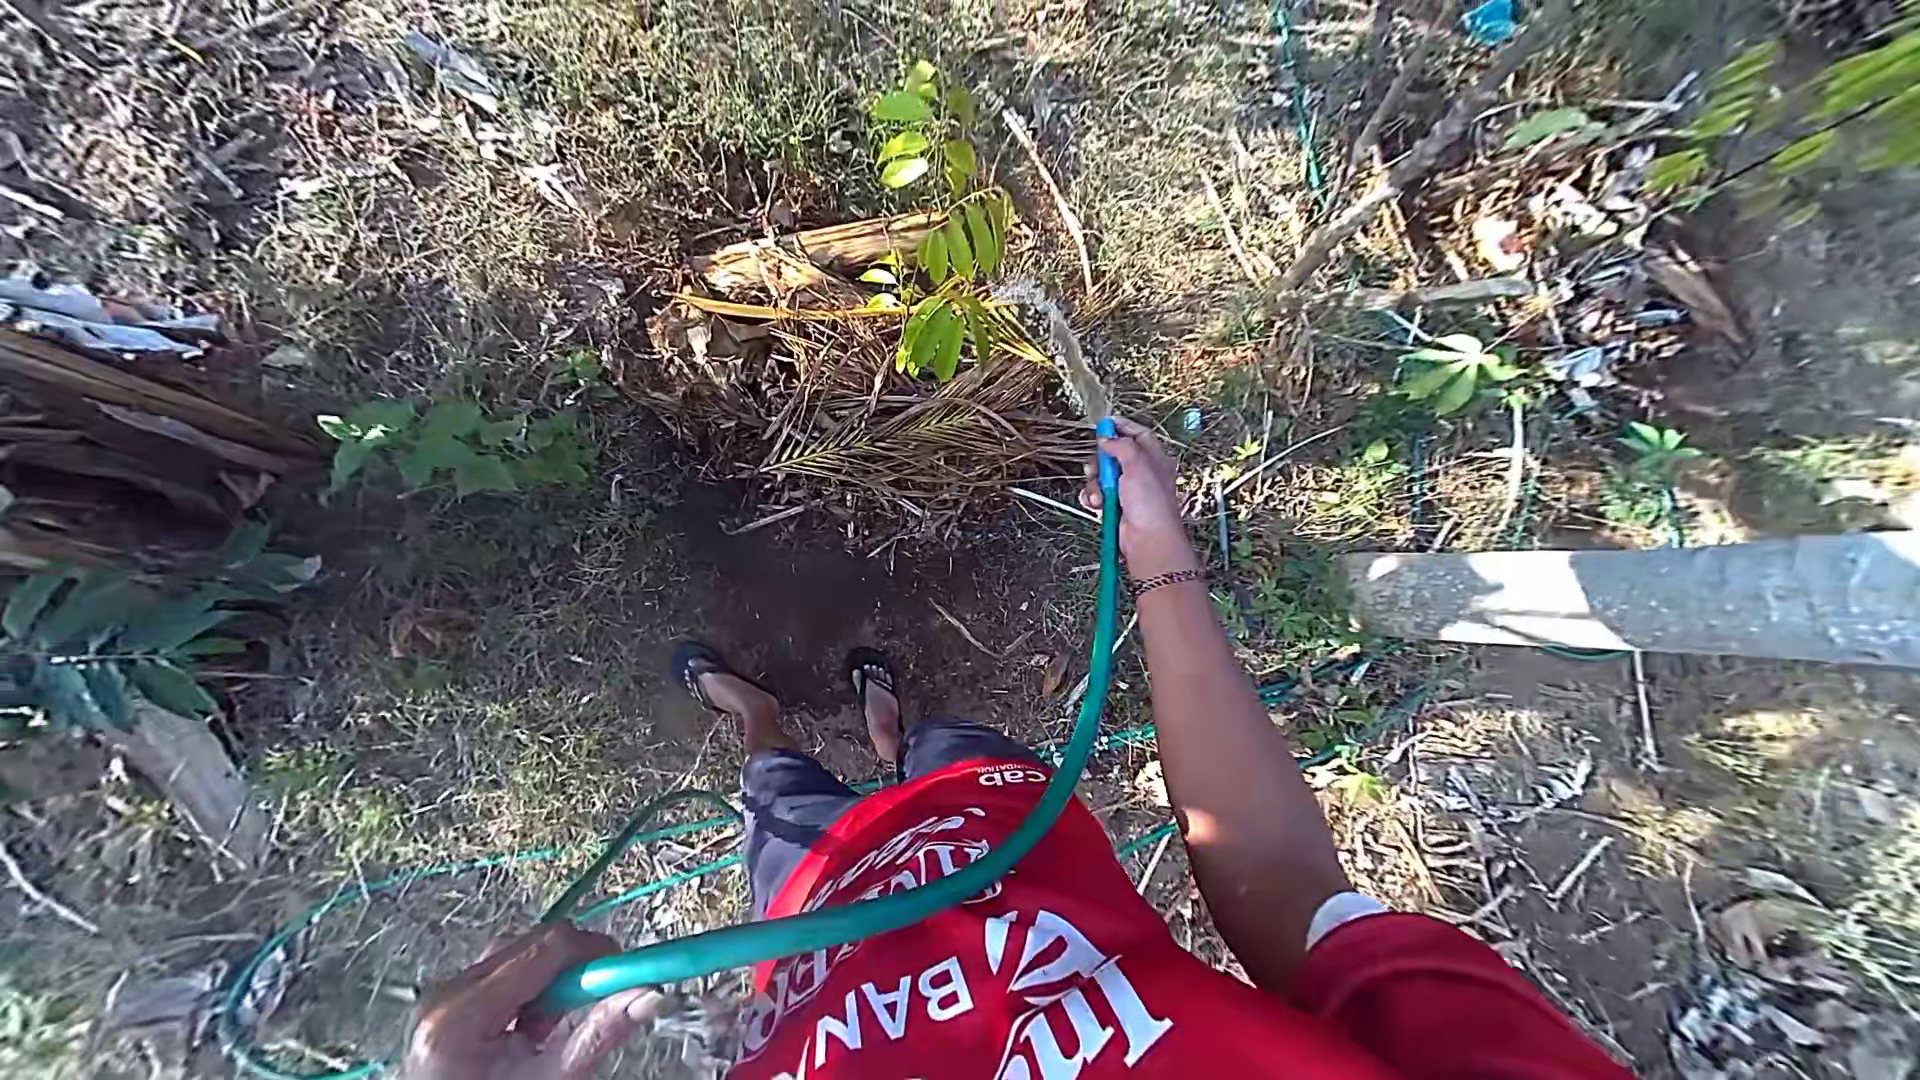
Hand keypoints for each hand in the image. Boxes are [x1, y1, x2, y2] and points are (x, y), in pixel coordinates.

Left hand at [401, 923, 663, 1079]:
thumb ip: (598, 1034)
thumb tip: (650, 994)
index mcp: (460, 1016)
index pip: (552, 946)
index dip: (599, 953)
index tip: (633, 968)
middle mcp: (447, 993)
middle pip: (543, 941)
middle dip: (577, 969)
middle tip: (590, 1008)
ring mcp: (447, 992)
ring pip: (531, 949)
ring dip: (558, 979)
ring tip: (551, 1027)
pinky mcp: (454, 995)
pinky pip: (513, 964)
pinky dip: (537, 986)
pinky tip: (532, 1024)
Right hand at [1079, 417, 1201, 579]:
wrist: (1147, 538)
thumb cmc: (1149, 501)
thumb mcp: (1137, 463)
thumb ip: (1120, 445)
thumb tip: (1106, 438)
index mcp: (1153, 458)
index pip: (1138, 434)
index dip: (1121, 427)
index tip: (1104, 423)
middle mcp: (1140, 472)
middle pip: (1113, 454)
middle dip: (1100, 461)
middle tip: (1096, 468)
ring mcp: (1126, 490)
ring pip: (1100, 475)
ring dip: (1094, 483)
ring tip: (1099, 495)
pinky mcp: (1114, 505)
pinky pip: (1095, 493)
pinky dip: (1092, 497)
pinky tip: (1095, 504)